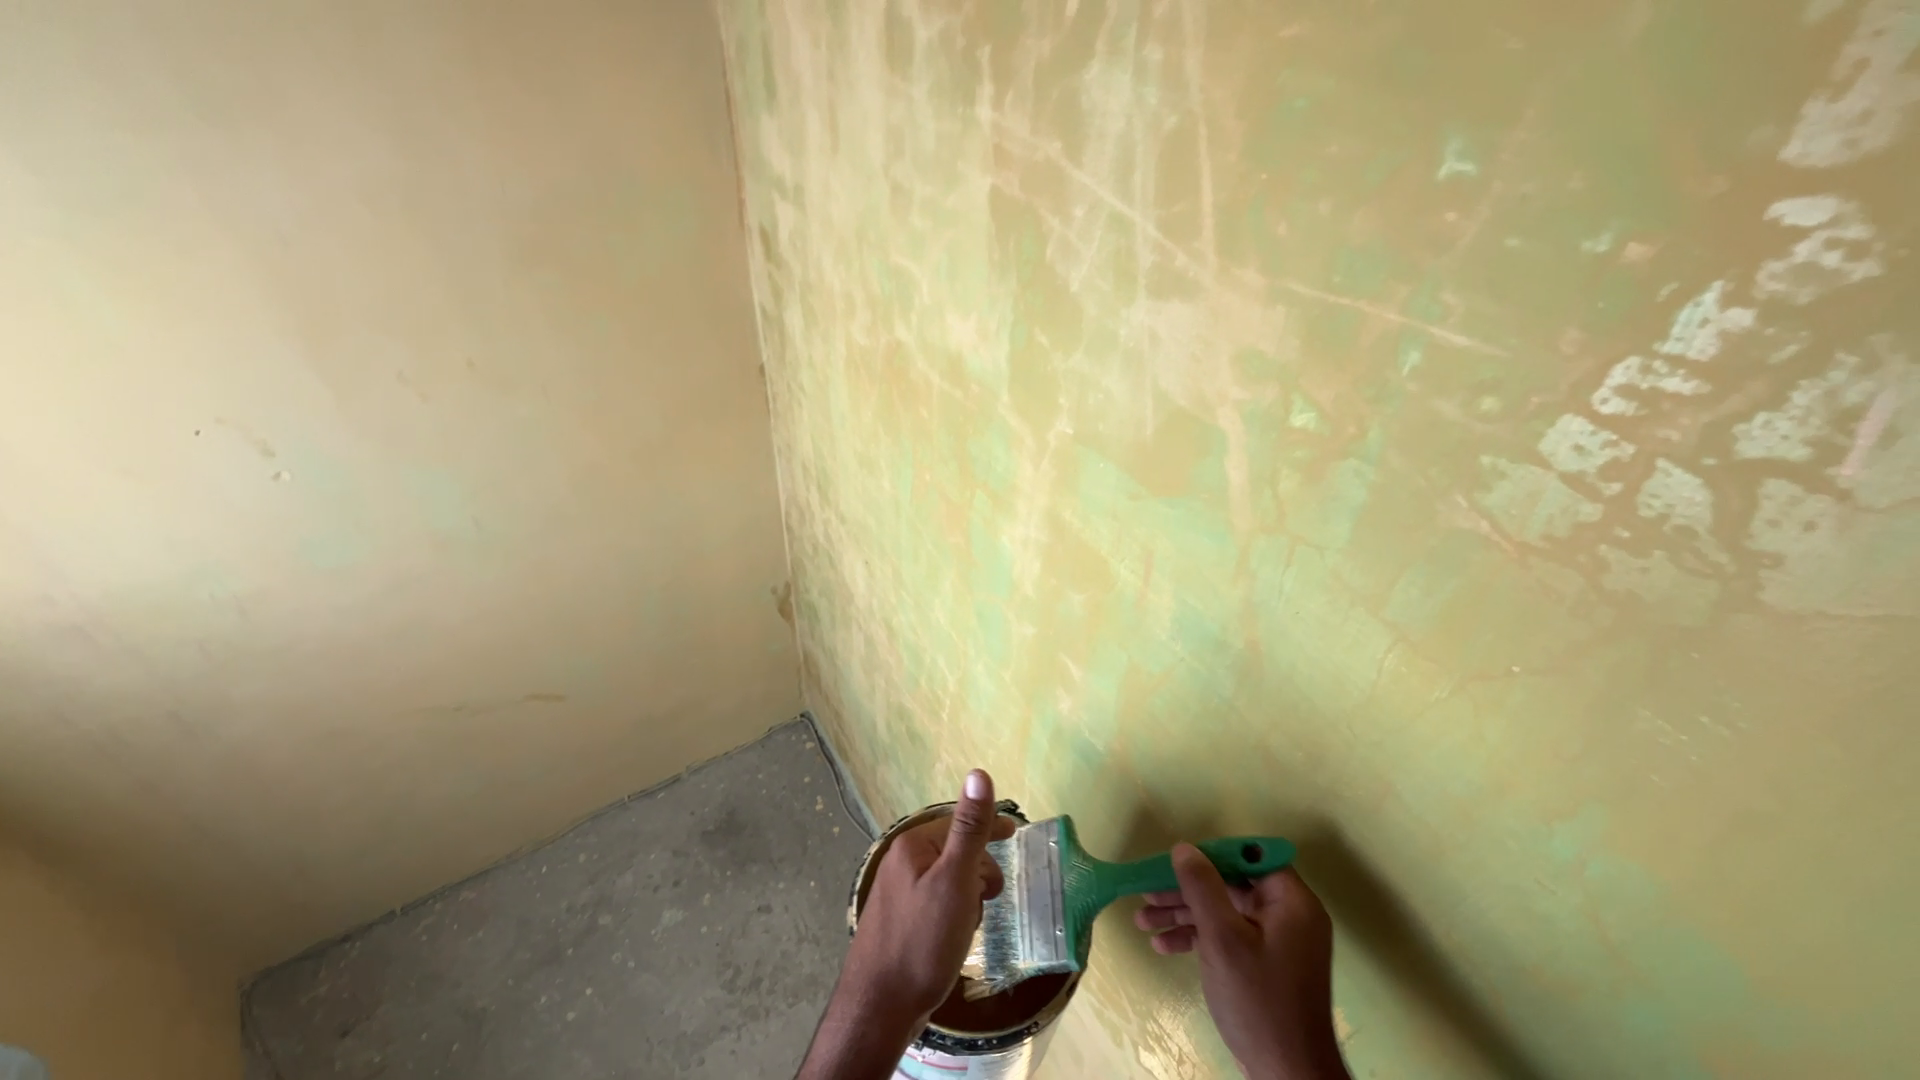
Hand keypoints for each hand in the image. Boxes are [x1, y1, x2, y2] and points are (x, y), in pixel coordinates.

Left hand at [839, 769, 1014, 1020]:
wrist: (880, 1008)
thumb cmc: (923, 941)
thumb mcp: (955, 880)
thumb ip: (970, 829)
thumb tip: (978, 773)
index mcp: (912, 846)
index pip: (959, 823)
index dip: (990, 828)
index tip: (1015, 834)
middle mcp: (899, 864)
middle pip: (953, 851)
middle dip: (979, 870)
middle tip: (991, 899)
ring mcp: (896, 895)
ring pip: (947, 880)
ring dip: (968, 896)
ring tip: (971, 925)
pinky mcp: (899, 924)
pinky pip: (936, 904)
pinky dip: (954, 913)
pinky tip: (955, 939)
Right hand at [1134, 845, 1349, 1079]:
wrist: (1286, 1072)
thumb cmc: (1257, 999)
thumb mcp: (1223, 938)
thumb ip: (1202, 888)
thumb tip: (1184, 848)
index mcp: (1291, 901)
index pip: (1249, 858)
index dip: (1212, 855)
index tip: (1176, 862)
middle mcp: (1288, 915)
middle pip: (1231, 885)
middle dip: (1186, 891)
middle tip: (1146, 894)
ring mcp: (1277, 942)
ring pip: (1224, 912)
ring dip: (1184, 915)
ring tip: (1143, 921)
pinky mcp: (1265, 964)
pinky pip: (1228, 937)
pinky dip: (1198, 939)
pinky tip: (1163, 946)